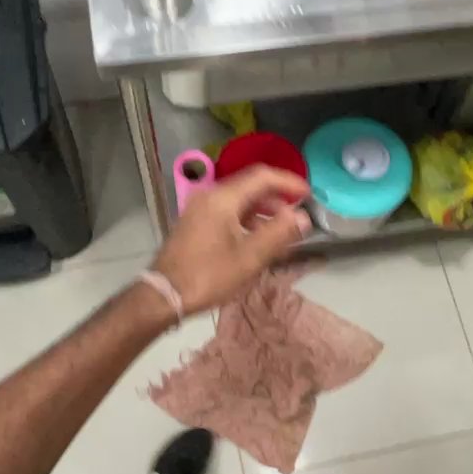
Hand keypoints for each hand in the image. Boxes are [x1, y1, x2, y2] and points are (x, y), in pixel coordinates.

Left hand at [151, 165, 311, 313]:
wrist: (164, 296)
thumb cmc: (208, 276)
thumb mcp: (249, 258)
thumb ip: (279, 234)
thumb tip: (302, 217)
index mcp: (223, 198)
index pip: (262, 177)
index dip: (288, 182)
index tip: (308, 195)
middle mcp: (209, 197)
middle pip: (250, 187)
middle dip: (277, 199)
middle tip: (296, 217)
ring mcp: (199, 210)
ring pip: (238, 202)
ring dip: (262, 213)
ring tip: (281, 234)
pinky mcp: (195, 224)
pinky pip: (227, 213)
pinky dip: (246, 221)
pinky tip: (257, 242)